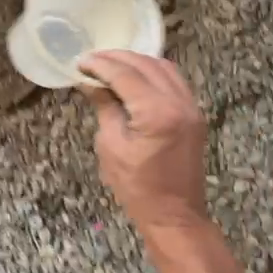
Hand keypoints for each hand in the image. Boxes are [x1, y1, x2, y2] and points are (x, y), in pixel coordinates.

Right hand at [80, 51, 208, 234]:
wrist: (175, 215)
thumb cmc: (136, 186)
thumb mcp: (111, 145)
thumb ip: (104, 106)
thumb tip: (89, 81)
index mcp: (157, 113)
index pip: (124, 74)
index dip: (99, 64)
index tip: (79, 62)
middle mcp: (179, 103)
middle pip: (145, 64)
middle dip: (116, 58)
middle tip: (90, 60)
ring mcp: (191, 108)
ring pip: (163, 67)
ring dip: (135, 61)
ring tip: (110, 65)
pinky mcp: (194, 115)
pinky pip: (173, 80)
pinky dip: (152, 72)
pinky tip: (133, 77)